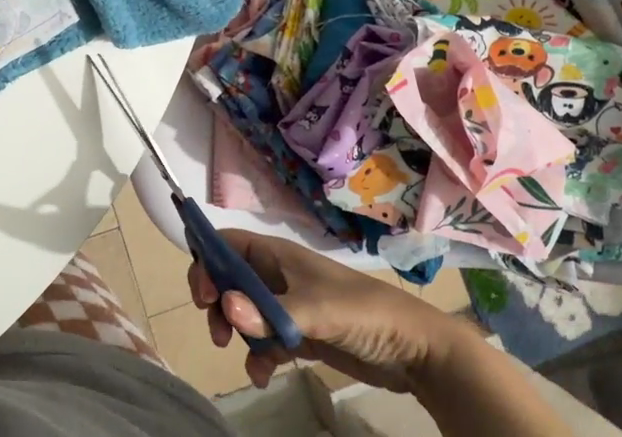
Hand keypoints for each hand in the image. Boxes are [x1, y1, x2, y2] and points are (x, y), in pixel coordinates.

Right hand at [188, 229, 472, 392]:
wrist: (417, 350)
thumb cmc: (365, 312)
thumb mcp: (316, 311)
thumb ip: (270, 312)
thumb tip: (226, 307)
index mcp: (276, 255)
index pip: (226, 244)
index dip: (206, 261)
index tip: (204, 293)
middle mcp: (276, 276)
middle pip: (228, 279)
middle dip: (216, 302)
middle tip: (216, 328)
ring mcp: (287, 306)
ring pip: (243, 312)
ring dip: (234, 331)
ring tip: (235, 351)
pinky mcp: (299, 335)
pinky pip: (264, 341)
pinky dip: (257, 357)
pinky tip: (261, 375)